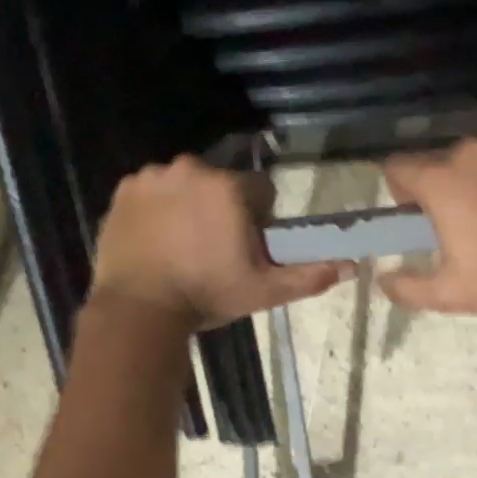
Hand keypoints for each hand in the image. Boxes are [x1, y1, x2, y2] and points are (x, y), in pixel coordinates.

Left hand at [89, 156, 348, 329]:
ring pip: (185, 185)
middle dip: (222, 208)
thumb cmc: (207, 295)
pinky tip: (157, 240)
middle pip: (220, 183)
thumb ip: (308, 275)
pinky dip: (157, 209)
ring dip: (189, 205)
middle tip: (214, 249)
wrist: (140, 308)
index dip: (257, 218)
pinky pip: (152, 191)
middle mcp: (192, 169)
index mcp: (229, 187)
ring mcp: (153, 177)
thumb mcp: (264, 291)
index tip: (246, 245)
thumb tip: (352, 267)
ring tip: (183, 246)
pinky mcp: (124, 189)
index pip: (259, 189)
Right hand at [378, 137, 476, 318]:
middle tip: (458, 226)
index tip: (412, 216)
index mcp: (440, 181)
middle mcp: (470, 152)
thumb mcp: (445, 293)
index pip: (397, 168)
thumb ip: (405, 287)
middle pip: (440, 164)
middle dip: (442, 189)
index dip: (399, 191)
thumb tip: (382, 280)